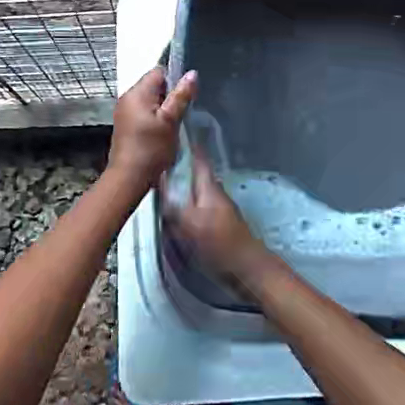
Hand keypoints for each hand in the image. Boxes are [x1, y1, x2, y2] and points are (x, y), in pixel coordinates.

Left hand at [107, 66, 197, 182]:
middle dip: (170, 94)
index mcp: (137, 92)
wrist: (129, 177)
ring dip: (163, 107)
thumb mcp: (170, 121)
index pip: (159, 72)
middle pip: (154, 85)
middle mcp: (127, 97)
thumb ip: (181, 96)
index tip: (186, 95)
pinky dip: (155, 116)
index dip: (175, 79)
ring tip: (174, 122)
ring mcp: (124, 111)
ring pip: (150, 99)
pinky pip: (143, 111)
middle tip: (182, 111)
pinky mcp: (126, 124)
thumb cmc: (151, 148)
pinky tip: (163, 130)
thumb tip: (192, 73)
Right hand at [166, 148, 275, 287]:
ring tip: (161, 189)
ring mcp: (218, 210)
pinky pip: (197, 207)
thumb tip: (161, 180)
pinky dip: (185, 206)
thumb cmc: (219, 245)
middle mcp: (214, 194)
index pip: (198, 159)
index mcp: (209, 188)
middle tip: (156, 165)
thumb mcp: (191, 223)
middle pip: (194, 175)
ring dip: (180, 188)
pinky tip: (174, 216)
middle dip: (178, 168)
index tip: (171, 134)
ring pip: (195, 192)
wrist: (248, 270)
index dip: (186, 145)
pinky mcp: (218, 225)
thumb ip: (174, 202)